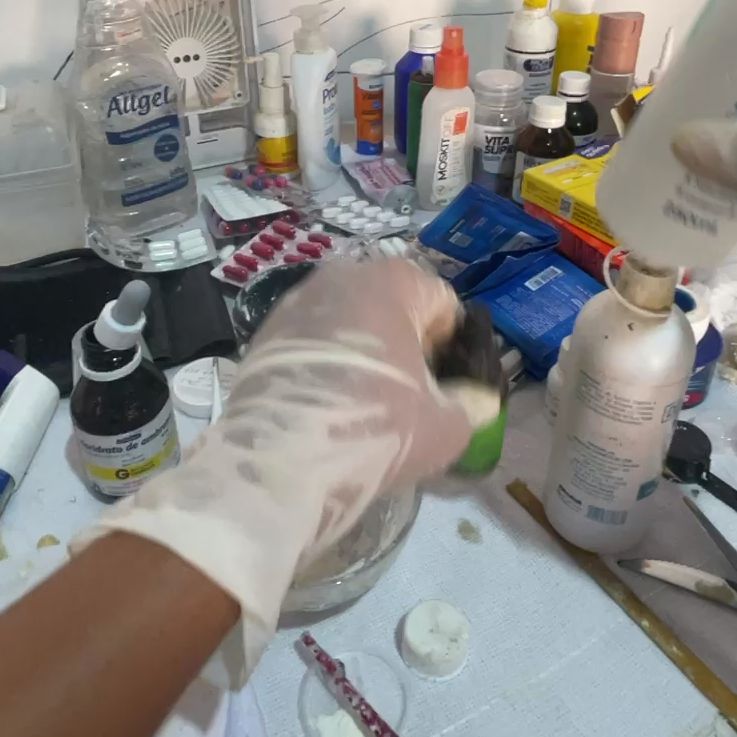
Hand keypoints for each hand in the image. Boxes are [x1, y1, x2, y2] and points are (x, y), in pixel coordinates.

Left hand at [73, 257, 471, 680]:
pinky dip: (324, 361)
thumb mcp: (447, 427)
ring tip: (360, 402)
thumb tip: (471, 401)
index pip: (442, 304)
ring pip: (349, 321)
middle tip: (404, 395)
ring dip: (363, 350)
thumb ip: (471, 404)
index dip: (450, 347)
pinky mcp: (265, 330)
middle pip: (393, 306)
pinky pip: (312, 339)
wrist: (277, 462)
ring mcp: (297, 299)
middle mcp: (344, 274)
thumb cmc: (374, 430)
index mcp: (394, 281)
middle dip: (404, 343)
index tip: (441, 386)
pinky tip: (323, 403)